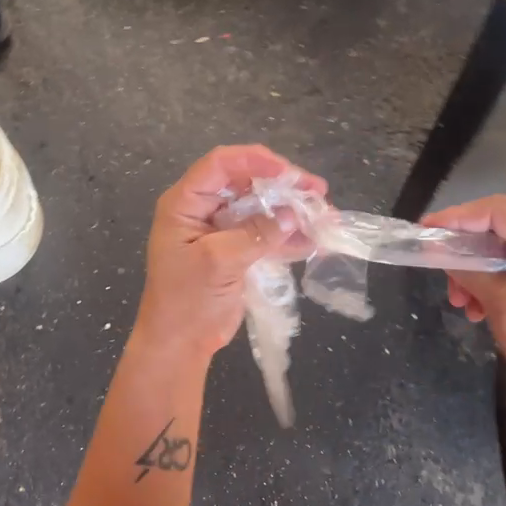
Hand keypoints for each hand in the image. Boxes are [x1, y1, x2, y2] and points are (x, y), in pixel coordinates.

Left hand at [136, 145, 323, 362]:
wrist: (179, 344)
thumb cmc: (187, 300)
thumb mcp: (218, 262)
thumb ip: (254, 235)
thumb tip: (291, 215)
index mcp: (185, 203)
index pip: (220, 164)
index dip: (254, 160)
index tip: (288, 172)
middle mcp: (203, 209)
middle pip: (246, 182)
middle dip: (282, 185)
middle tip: (317, 191)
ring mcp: (221, 230)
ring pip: (261, 207)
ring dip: (292, 210)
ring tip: (326, 216)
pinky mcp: (237, 250)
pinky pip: (265, 233)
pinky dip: (289, 235)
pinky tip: (316, 239)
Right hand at [423, 196, 505, 409]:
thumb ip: (471, 271)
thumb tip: (435, 248)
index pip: (501, 211)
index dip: (458, 217)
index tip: (423, 230)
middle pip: (499, 228)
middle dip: (465, 251)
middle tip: (440, 273)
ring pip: (499, 249)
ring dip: (473, 271)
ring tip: (461, 302)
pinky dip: (487, 283)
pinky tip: (477, 308)